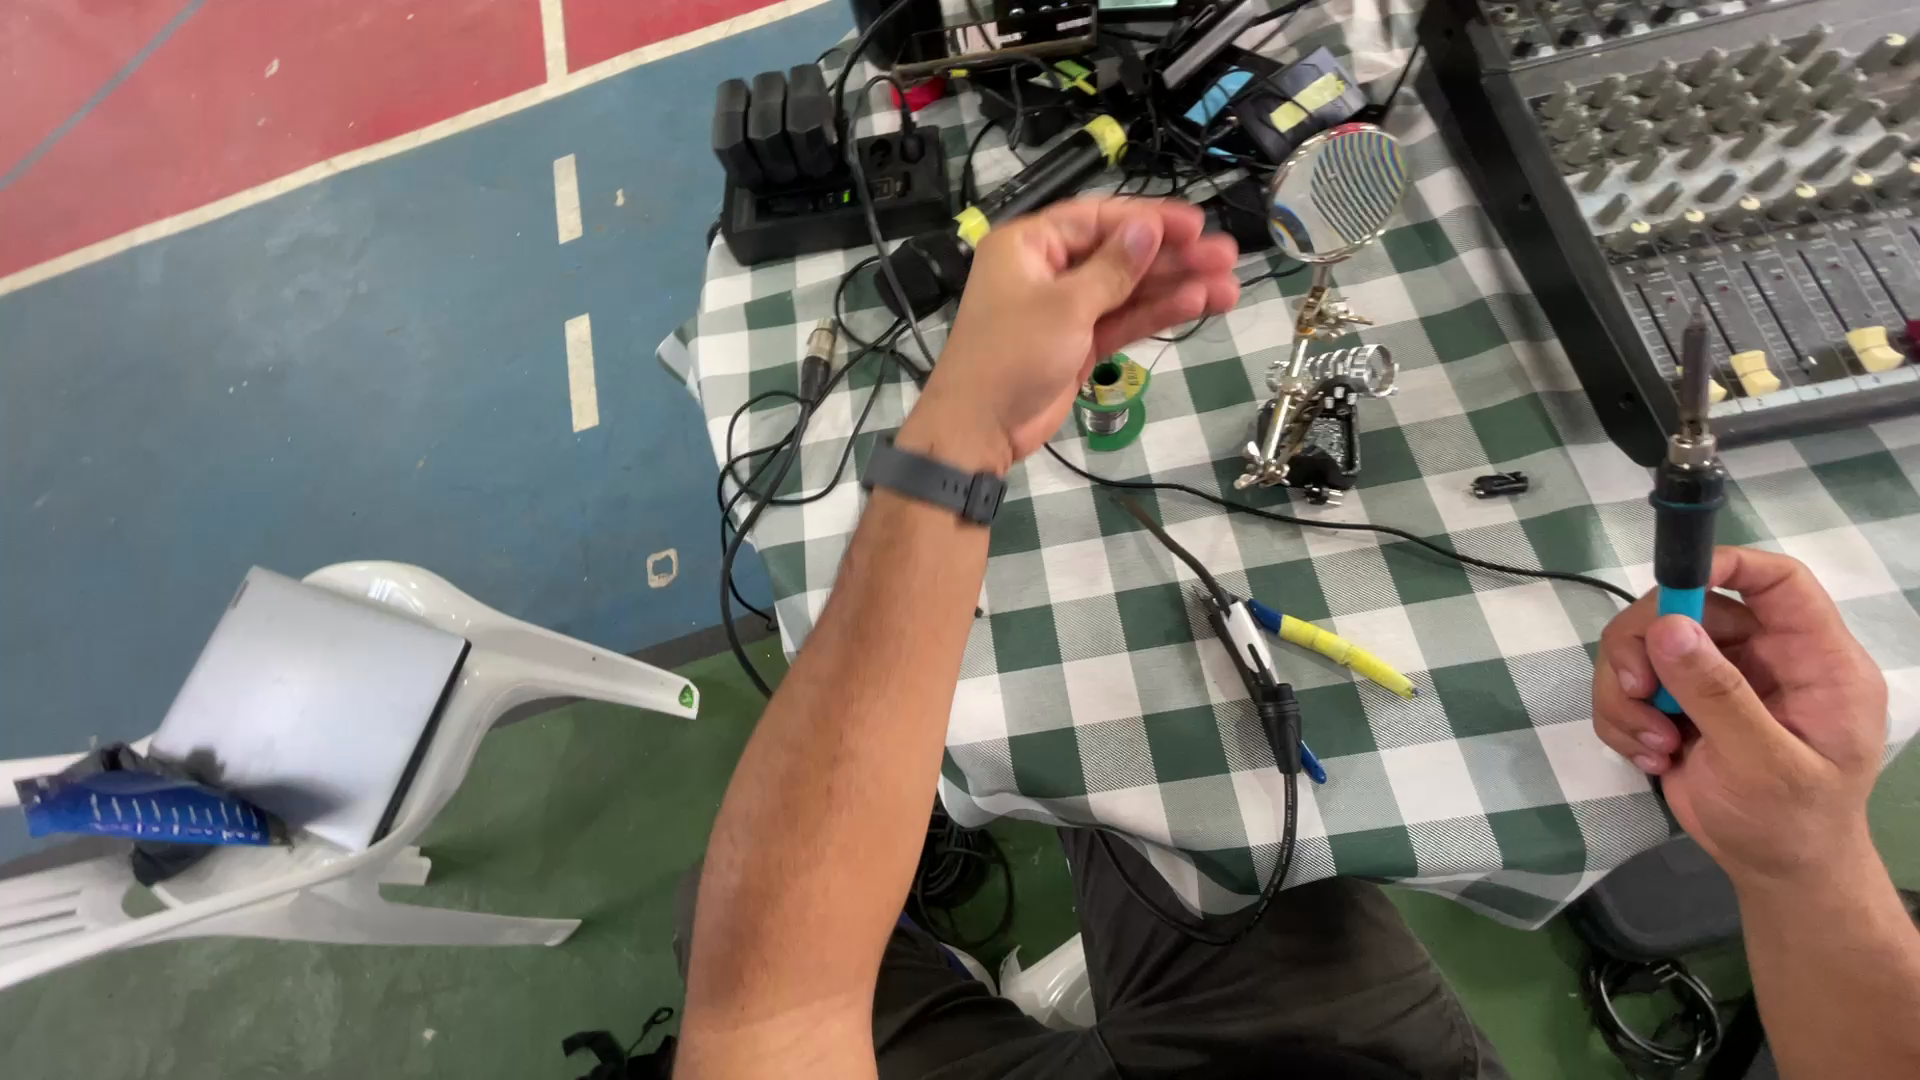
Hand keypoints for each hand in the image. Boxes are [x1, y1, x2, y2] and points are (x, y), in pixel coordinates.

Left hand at [897, 198, 1239, 471]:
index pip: (1097, 218)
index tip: (1196, 225)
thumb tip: (1148, 228)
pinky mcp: (1078, 344)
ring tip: (1227, 285)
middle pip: (1119, 254)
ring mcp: (1065, 310)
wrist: (980, 428)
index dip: (1149, 221)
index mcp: (1030, 246)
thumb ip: (1113, 268)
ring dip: (1175, 287)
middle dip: (1172, 256)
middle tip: (1227, 256)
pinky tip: (1198, 306)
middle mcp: (1048, 271)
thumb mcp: (1064, 306)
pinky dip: (1157, 314)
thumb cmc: (1011, 356)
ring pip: (1127, 290)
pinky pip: (1122, 321)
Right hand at [1593, 547, 1887, 887]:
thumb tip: (1669, 626)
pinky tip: (1649, 753)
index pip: (1776, 582)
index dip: (1723, 565)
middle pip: (1678, 611)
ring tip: (1651, 743)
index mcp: (1811, 662)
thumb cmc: (1791, 819)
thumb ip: (1718, 693)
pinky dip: (1620, 718)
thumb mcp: (1763, 761)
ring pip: (1638, 649)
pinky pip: (1622, 685)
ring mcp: (1712, 678)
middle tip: (1636, 695)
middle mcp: (1759, 658)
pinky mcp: (1674, 700)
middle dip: (1641, 653)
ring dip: (1625, 696)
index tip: (1665, 582)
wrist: (1771, 867)